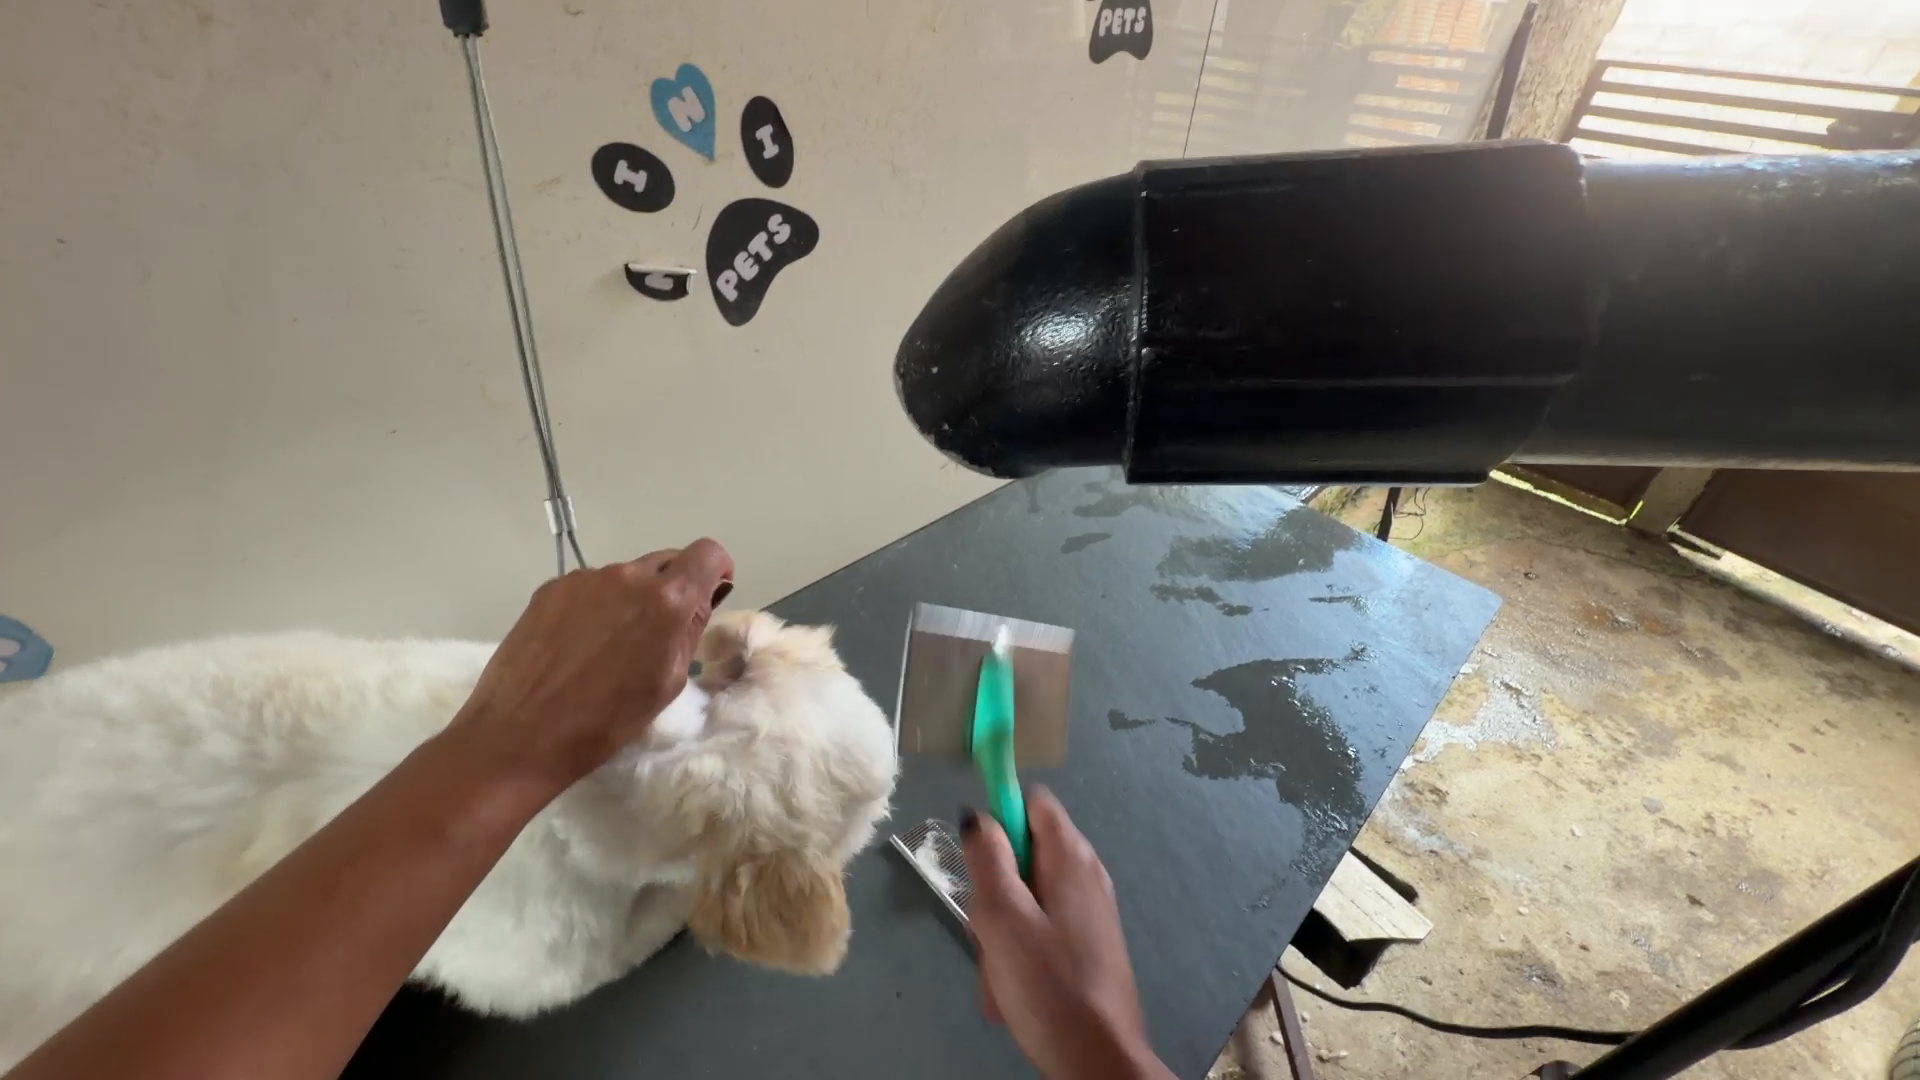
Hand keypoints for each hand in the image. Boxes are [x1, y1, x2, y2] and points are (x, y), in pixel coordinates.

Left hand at [447, 540, 734, 789]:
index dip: (717, 569)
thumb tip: (703, 595)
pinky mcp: (550, 589)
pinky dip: (598, 605)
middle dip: (674, 587)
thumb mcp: (669, 680)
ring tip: (610, 645)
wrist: (519, 736)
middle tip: (658, 631)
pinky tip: (579, 644)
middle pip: (667, 562)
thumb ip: (691, 628)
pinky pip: (591, 587)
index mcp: (667, 600)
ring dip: (632, 598)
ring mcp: (585, 579)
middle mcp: (628, 576)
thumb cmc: (607, 719)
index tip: (711, 593)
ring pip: (627, 577)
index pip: (708, 552)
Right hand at [960, 788, 1172, 1079]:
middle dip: (994, 887)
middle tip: (988, 928)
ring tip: (998, 971)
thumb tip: (979, 814)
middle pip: (1023, 852)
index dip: (999, 816)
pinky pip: (1039, 928)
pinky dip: (1019, 951)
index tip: (979, 856)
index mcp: (1070, 856)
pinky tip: (1011, 989)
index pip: (1031, 801)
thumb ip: (988, 857)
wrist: (1099, 1064)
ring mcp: (1087, 910)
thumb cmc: (1049, 985)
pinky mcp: (1085, 943)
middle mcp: (1084, 873)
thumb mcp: (1003, 916)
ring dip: (1000, 929)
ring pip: (1024, 896)